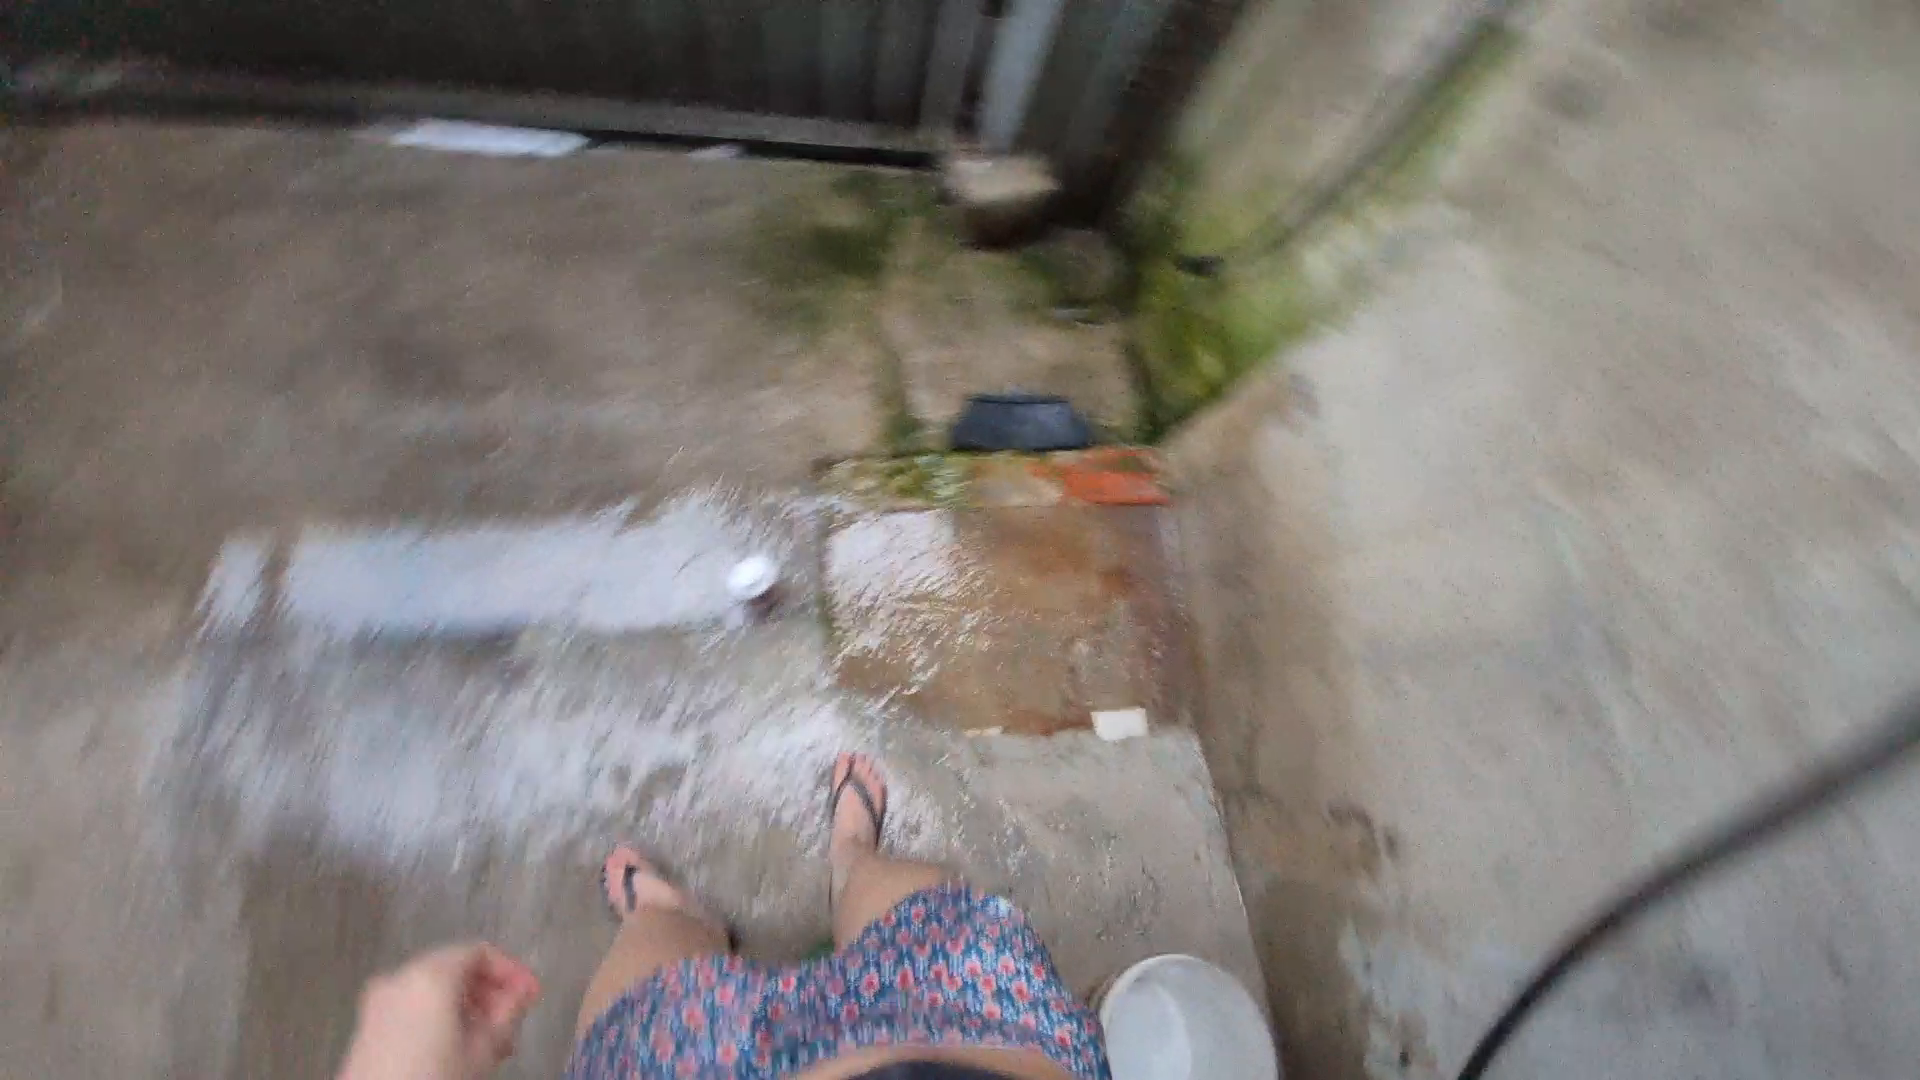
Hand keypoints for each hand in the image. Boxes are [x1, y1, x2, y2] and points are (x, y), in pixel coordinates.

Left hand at [337, 943, 541, 1079]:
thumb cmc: (434, 1079)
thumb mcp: (484, 1047)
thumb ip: (510, 1010)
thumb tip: (520, 992)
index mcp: (432, 974)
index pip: (482, 953)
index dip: (512, 971)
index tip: (531, 996)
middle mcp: (401, 977)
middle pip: (458, 970)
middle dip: (490, 994)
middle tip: (511, 1021)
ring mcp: (378, 1004)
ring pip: (436, 991)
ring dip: (467, 1008)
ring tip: (489, 1041)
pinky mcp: (365, 1029)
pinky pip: (414, 1007)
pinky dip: (440, 1017)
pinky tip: (456, 1046)